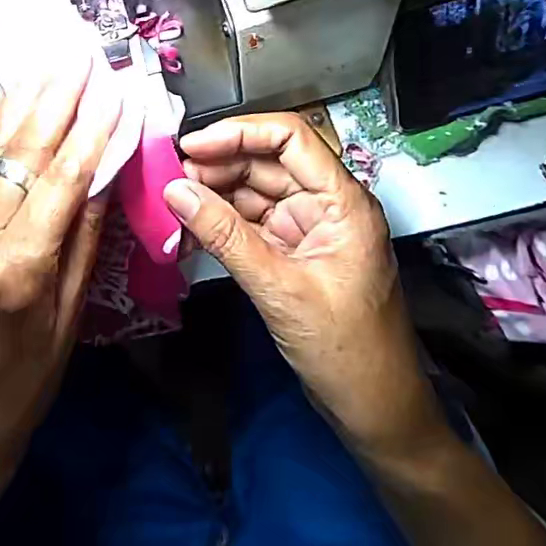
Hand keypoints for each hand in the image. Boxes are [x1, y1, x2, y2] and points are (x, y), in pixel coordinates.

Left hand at [0, 59, 119, 497]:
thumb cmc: (27, 376)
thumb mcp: (71, 313)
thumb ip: (85, 234)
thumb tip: (103, 167)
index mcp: (17, 268)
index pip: (63, 178)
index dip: (92, 129)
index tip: (112, 89)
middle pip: (20, 153)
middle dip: (54, 100)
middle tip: (77, 58)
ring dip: (14, 104)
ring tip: (42, 68)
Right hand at [162, 114, 449, 461]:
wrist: (375, 412)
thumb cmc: (347, 351)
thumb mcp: (281, 289)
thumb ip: (225, 236)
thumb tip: (175, 191)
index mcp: (342, 201)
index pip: (290, 139)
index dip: (238, 133)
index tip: (192, 146)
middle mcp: (325, 205)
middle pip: (265, 163)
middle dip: (217, 165)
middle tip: (170, 177)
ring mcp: (305, 228)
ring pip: (252, 192)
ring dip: (212, 194)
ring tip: (171, 200)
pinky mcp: (289, 252)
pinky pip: (248, 223)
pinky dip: (218, 222)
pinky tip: (188, 226)